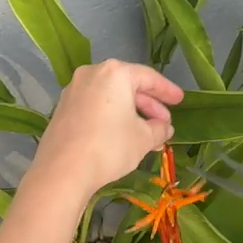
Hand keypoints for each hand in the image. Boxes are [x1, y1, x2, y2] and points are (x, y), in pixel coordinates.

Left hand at [30, 60, 183, 198]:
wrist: (63, 169)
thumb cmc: (110, 146)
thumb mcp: (143, 138)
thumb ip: (159, 129)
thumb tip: (164, 128)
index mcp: (114, 73)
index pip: (148, 77)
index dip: (167, 90)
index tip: (180, 100)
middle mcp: (91, 74)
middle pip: (126, 85)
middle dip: (148, 105)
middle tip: (165, 122)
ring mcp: (73, 90)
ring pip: (110, 97)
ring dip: (130, 113)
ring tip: (147, 134)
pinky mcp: (63, 108)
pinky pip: (95, 106)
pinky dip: (111, 116)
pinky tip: (122, 135)